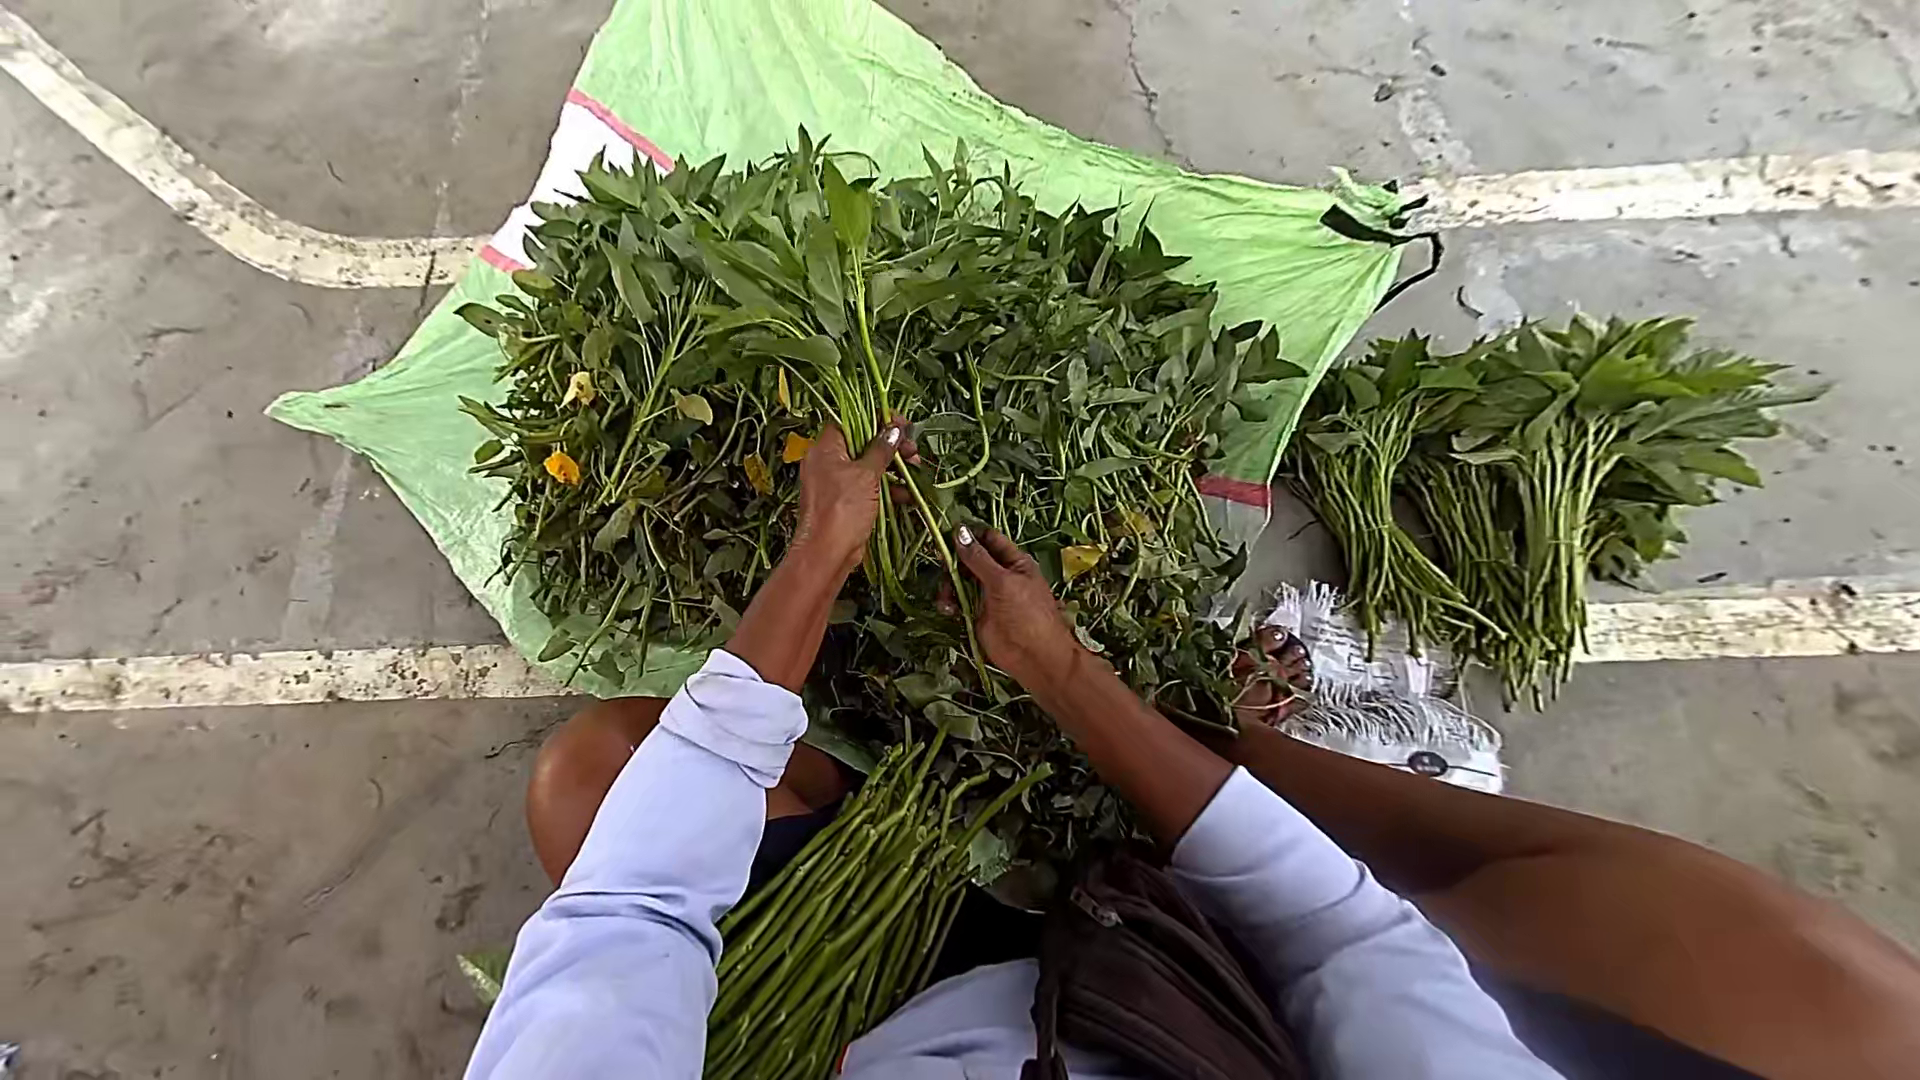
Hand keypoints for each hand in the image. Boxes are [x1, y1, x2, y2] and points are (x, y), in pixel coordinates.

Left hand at [791, 417, 916, 577]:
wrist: (827, 553)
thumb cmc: (842, 509)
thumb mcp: (866, 475)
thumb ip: (881, 450)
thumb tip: (894, 430)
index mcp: (826, 447)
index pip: (851, 420)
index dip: (877, 419)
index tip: (901, 424)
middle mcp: (827, 461)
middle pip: (862, 443)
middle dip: (891, 446)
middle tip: (913, 451)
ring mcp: (835, 483)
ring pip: (868, 467)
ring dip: (893, 468)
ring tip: (915, 471)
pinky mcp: (845, 502)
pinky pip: (867, 487)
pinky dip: (886, 488)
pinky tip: (907, 494)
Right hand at [952, 526, 1087, 691]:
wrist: (1034, 657)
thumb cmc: (1026, 615)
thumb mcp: (1003, 581)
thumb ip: (978, 558)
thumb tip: (959, 532)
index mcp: (1013, 562)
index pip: (987, 539)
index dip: (968, 534)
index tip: (945, 534)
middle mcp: (999, 575)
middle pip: (969, 559)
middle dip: (953, 562)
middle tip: (942, 566)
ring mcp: (987, 595)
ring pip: (959, 580)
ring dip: (949, 585)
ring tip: (947, 598)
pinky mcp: (976, 614)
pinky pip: (957, 601)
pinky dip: (950, 603)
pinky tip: (949, 611)